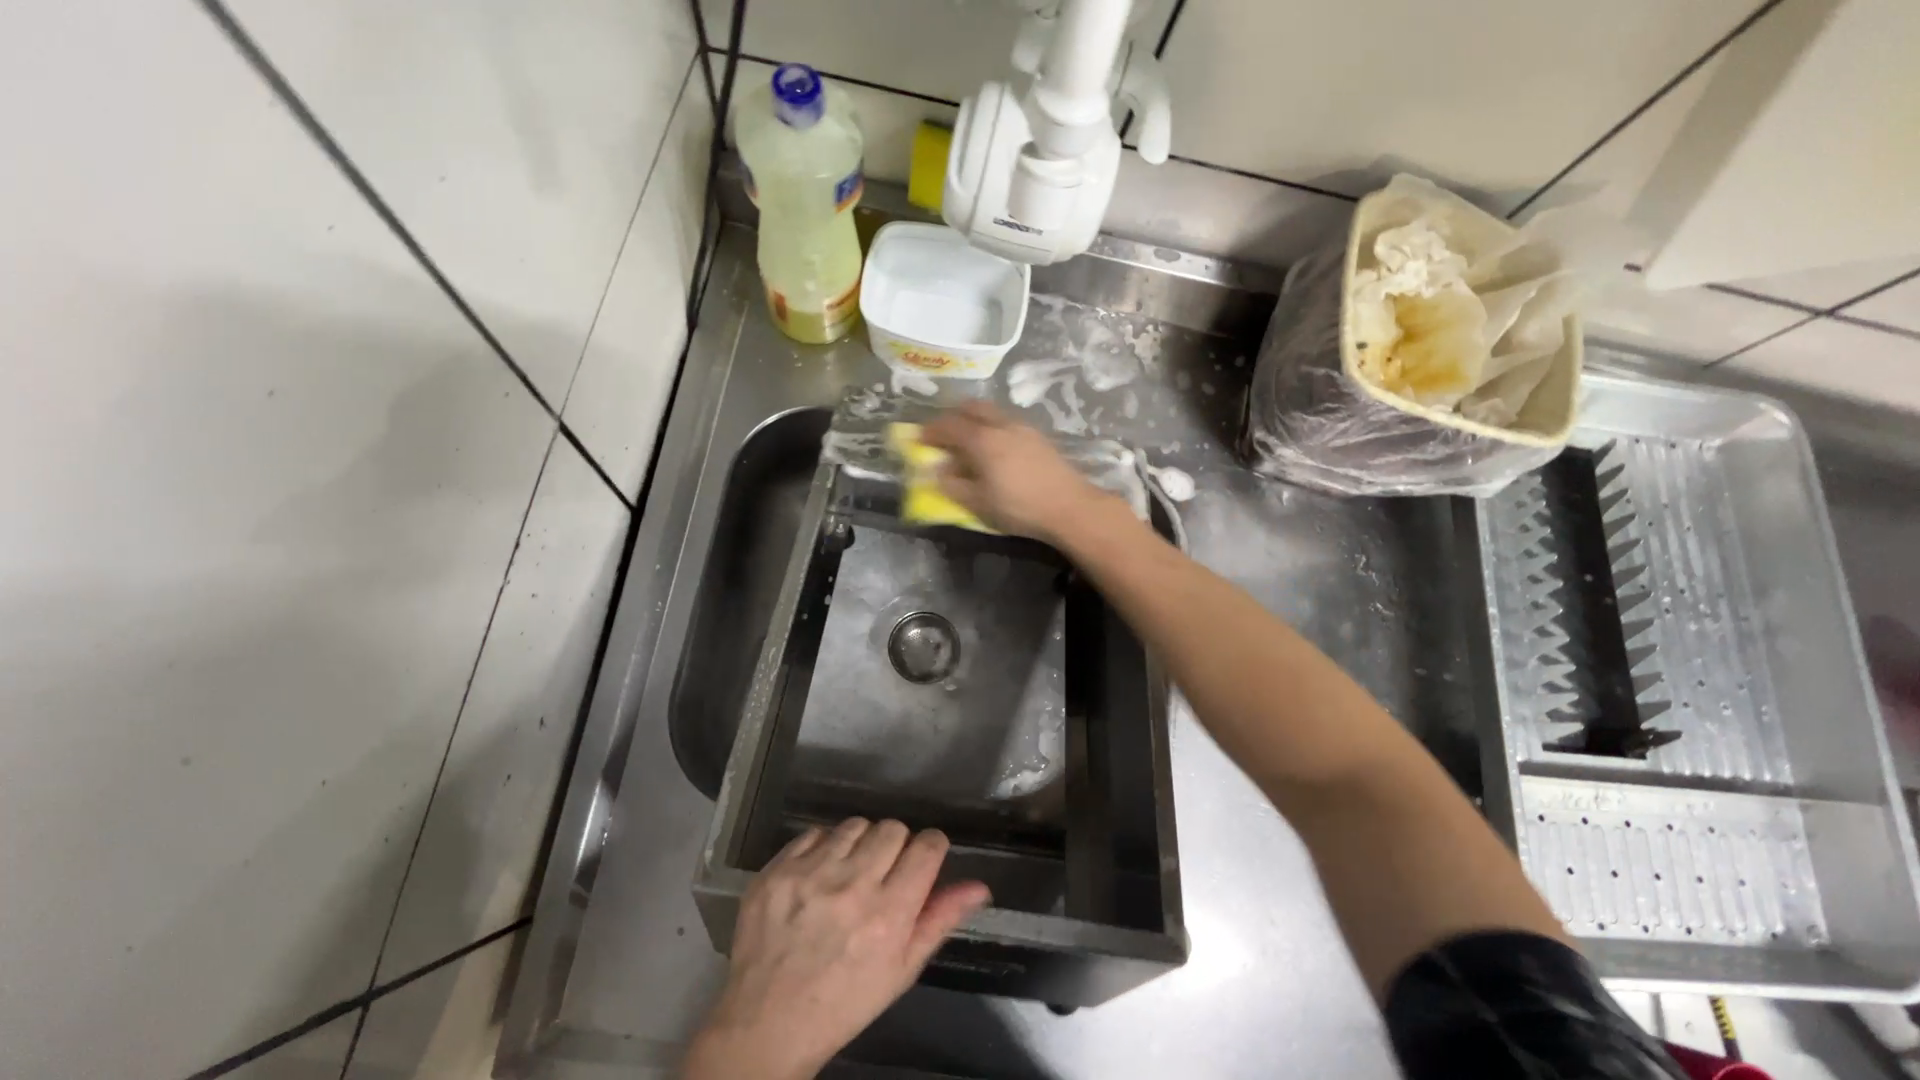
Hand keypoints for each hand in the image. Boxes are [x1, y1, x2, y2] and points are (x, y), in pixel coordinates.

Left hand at [682, 819, 990, 1079]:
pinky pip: (814, 833)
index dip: (931, 848)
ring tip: (850, 873)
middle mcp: (851, 885)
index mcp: (889, 913)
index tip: (924, 860)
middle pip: (893, 828)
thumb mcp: (901, 970)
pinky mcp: (777, 870)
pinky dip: (823, 847)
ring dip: (860, 843)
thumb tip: (979, 887)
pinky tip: (820, 875)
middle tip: (885, 873)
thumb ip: (939, 920)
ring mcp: (809, 874)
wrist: (767, 1021)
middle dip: (897, 846)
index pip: (927, 846)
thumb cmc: (844, 1002)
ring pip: (854, 825)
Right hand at [921, 402, 1109, 542]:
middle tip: (943, 434)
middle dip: (953, 417)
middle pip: (971, 408)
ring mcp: (1023, 428)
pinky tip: (995, 449)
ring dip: (974, 421)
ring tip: (969, 442)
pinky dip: (992, 428)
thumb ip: (953, 485)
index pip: (948, 426)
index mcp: (982, 439)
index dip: (930, 431)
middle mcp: (1001, 425)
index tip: (919, 440)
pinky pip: (1007, 423)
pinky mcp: (1038, 437)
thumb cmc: (1018, 507)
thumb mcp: (977, 503)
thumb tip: (938, 470)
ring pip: (992, 413)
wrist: (1069, 507)